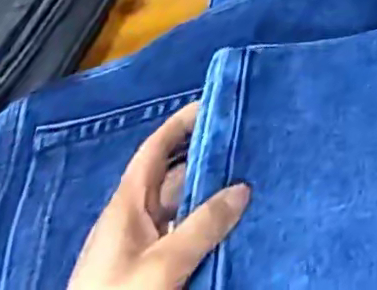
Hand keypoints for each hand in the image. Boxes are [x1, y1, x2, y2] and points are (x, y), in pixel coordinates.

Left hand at [66, 102, 250, 289]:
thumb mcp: (162, 265)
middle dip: (207, 158)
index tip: (215, 104)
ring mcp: (138, 251)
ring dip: (209, 196)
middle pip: (172, 176)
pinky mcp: (147, 277)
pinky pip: (181, 237)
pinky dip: (205, 227)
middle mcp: (132, 221)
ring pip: (179, 209)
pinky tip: (231, 230)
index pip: (155, 149)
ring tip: (249, 181)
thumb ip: (203, 225)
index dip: (181, 123)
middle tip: (247, 144)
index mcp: (127, 206)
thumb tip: (242, 187)